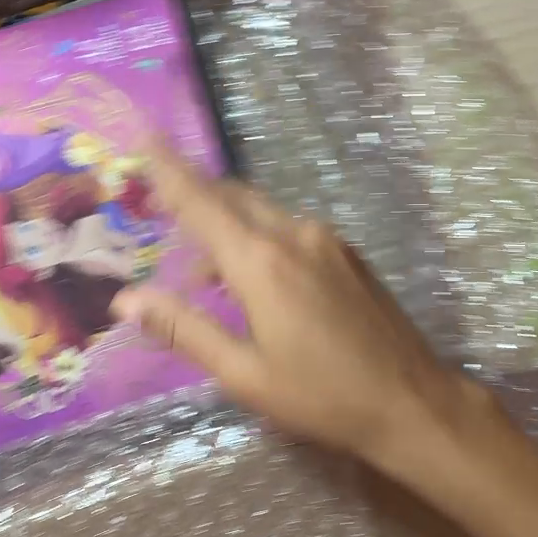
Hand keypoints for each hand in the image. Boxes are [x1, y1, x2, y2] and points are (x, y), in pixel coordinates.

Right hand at [110, 144, 498, 467]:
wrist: (411, 401)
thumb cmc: (321, 397)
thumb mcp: (244, 374)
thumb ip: (185, 330)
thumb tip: (126, 300)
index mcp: (261, 261)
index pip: (200, 202)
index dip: (168, 170)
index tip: (144, 135)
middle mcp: (295, 235)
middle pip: (234, 199)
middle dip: (197, 202)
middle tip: (166, 221)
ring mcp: (330, 242)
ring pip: (265, 216)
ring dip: (231, 232)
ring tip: (209, 281)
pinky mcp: (352, 257)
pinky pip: (293, 233)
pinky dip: (264, 244)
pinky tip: (261, 286)